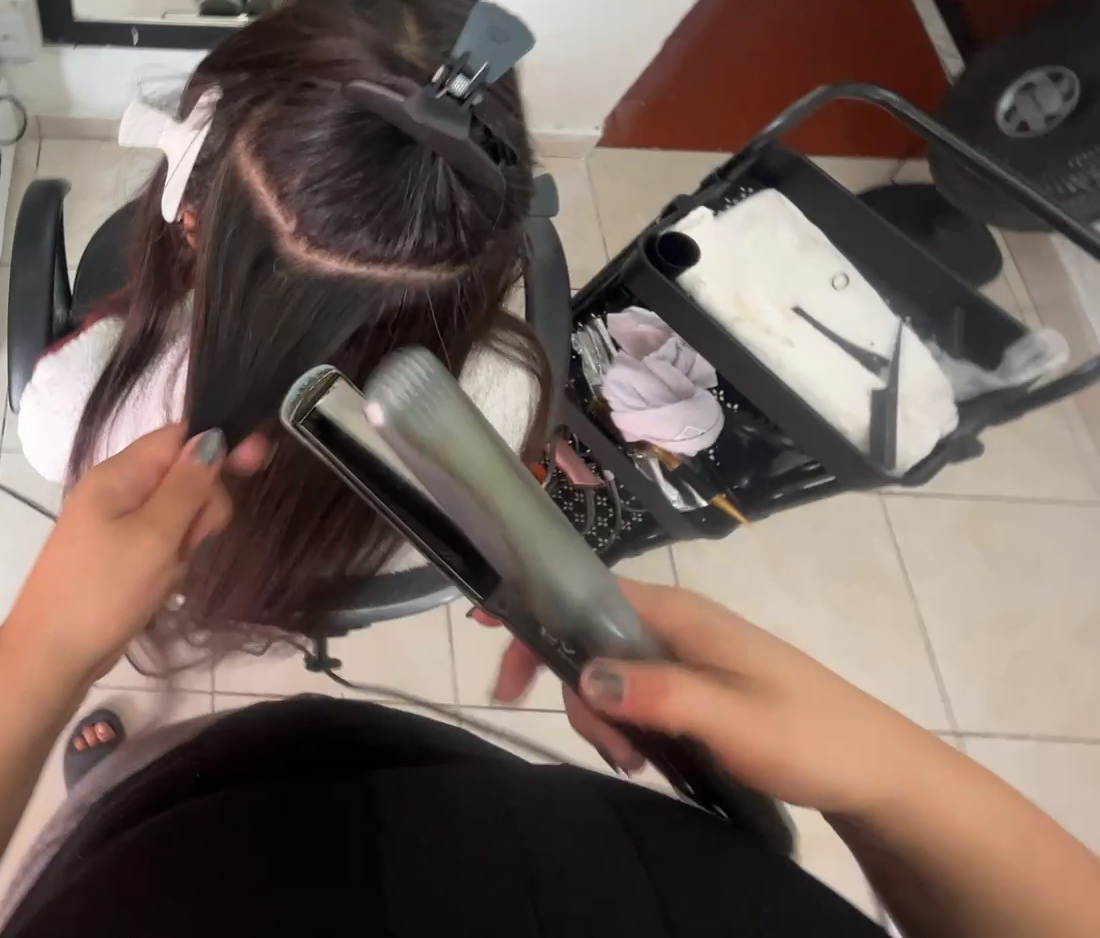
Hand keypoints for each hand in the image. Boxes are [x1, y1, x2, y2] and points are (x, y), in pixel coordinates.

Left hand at [0, 423, 267, 684]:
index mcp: (119, 473)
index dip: (216, 446)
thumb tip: (213, 437)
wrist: (51, 656)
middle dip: (199, 509)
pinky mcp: (119, 554)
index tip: (254, 465)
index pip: (179, 436)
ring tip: (164, 574)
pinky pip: (161, 544)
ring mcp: (115, 523)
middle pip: (182, 475)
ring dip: (185, 543)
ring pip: (177, 515)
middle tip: (186, 544)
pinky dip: (169, 563)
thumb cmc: (103, 591)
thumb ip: (187, 485)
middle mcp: (116, 490)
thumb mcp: (154, 535)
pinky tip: (158, 588)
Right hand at [484, 580, 946, 817]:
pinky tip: (642, 755)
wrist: (884, 777)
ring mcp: (676, 652)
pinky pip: (626, 690)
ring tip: (632, 762)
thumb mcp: (735, 719)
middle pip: (582, 636)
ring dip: (600, 715)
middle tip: (601, 746)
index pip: (580, 592)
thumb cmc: (811, 736)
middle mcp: (667, 623)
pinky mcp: (685, 681)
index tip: (484, 625)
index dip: (529, 604)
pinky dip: (619, 721)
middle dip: (573, 688)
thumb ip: (658, 693)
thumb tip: (583, 676)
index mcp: (674, 613)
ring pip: (602, 670)